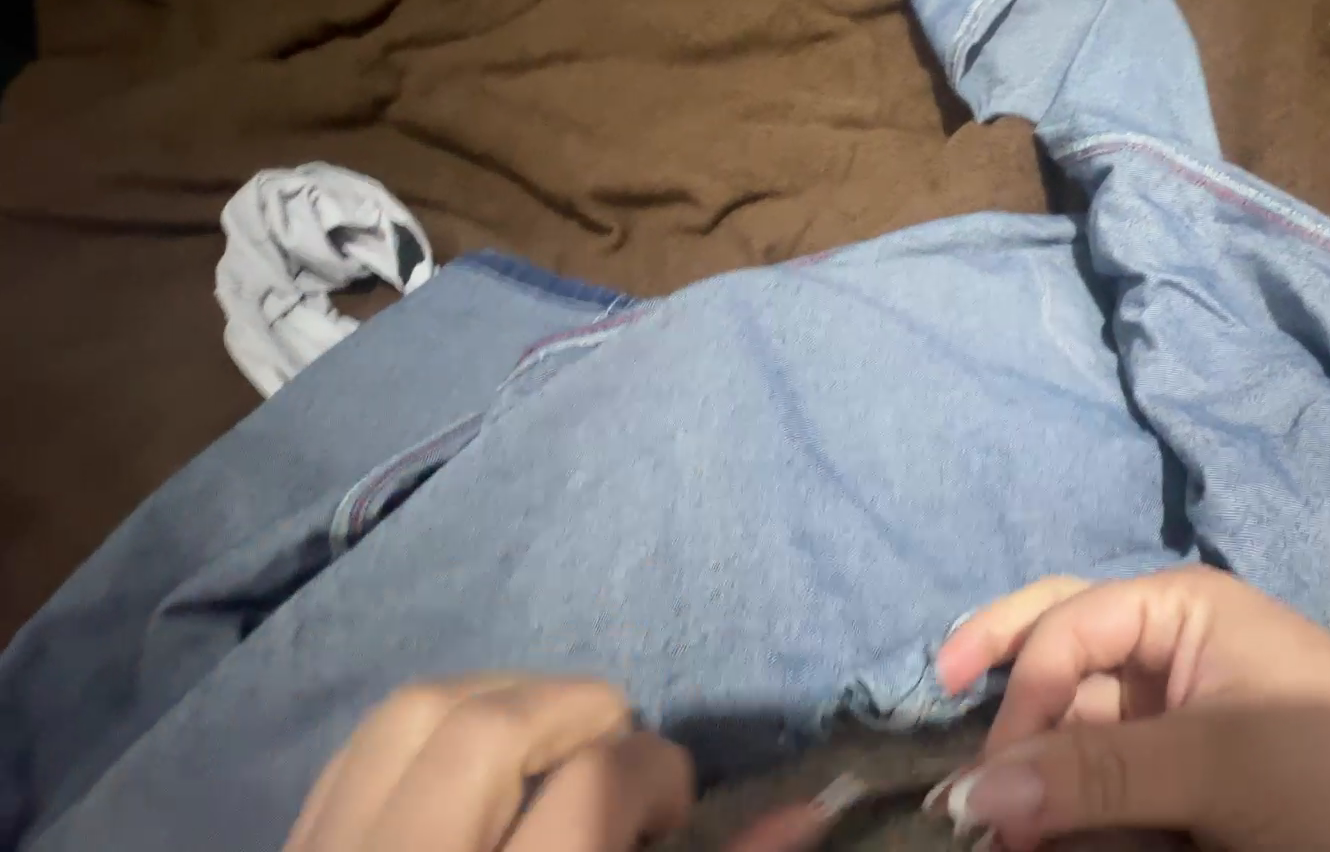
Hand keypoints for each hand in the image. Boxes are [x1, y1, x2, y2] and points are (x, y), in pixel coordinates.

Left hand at [283, 675, 692, 851]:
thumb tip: (790, 811)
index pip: (589, 789)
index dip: (659, 771)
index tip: (670, 805)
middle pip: (488, 728)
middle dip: (581, 711)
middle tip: (611, 761)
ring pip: (409, 716)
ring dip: (506, 701)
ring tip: (546, 750)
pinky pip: (355, 751)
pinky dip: (432, 730)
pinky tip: (470, 771)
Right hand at [931, 566, 1329, 850]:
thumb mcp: (1221, 763)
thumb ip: (1099, 774)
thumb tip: (971, 794)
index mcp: (1174, 606)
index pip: (1069, 627)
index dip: (1022, 694)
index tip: (991, 782)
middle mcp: (1157, 645)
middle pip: (1054, 644)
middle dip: (1001, 682)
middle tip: (943, 715)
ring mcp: (1162, 709)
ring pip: (1068, 717)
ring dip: (1029, 760)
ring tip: (994, 821)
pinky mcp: (1170, 771)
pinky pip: (1098, 771)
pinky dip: (1065, 798)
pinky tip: (1038, 824)